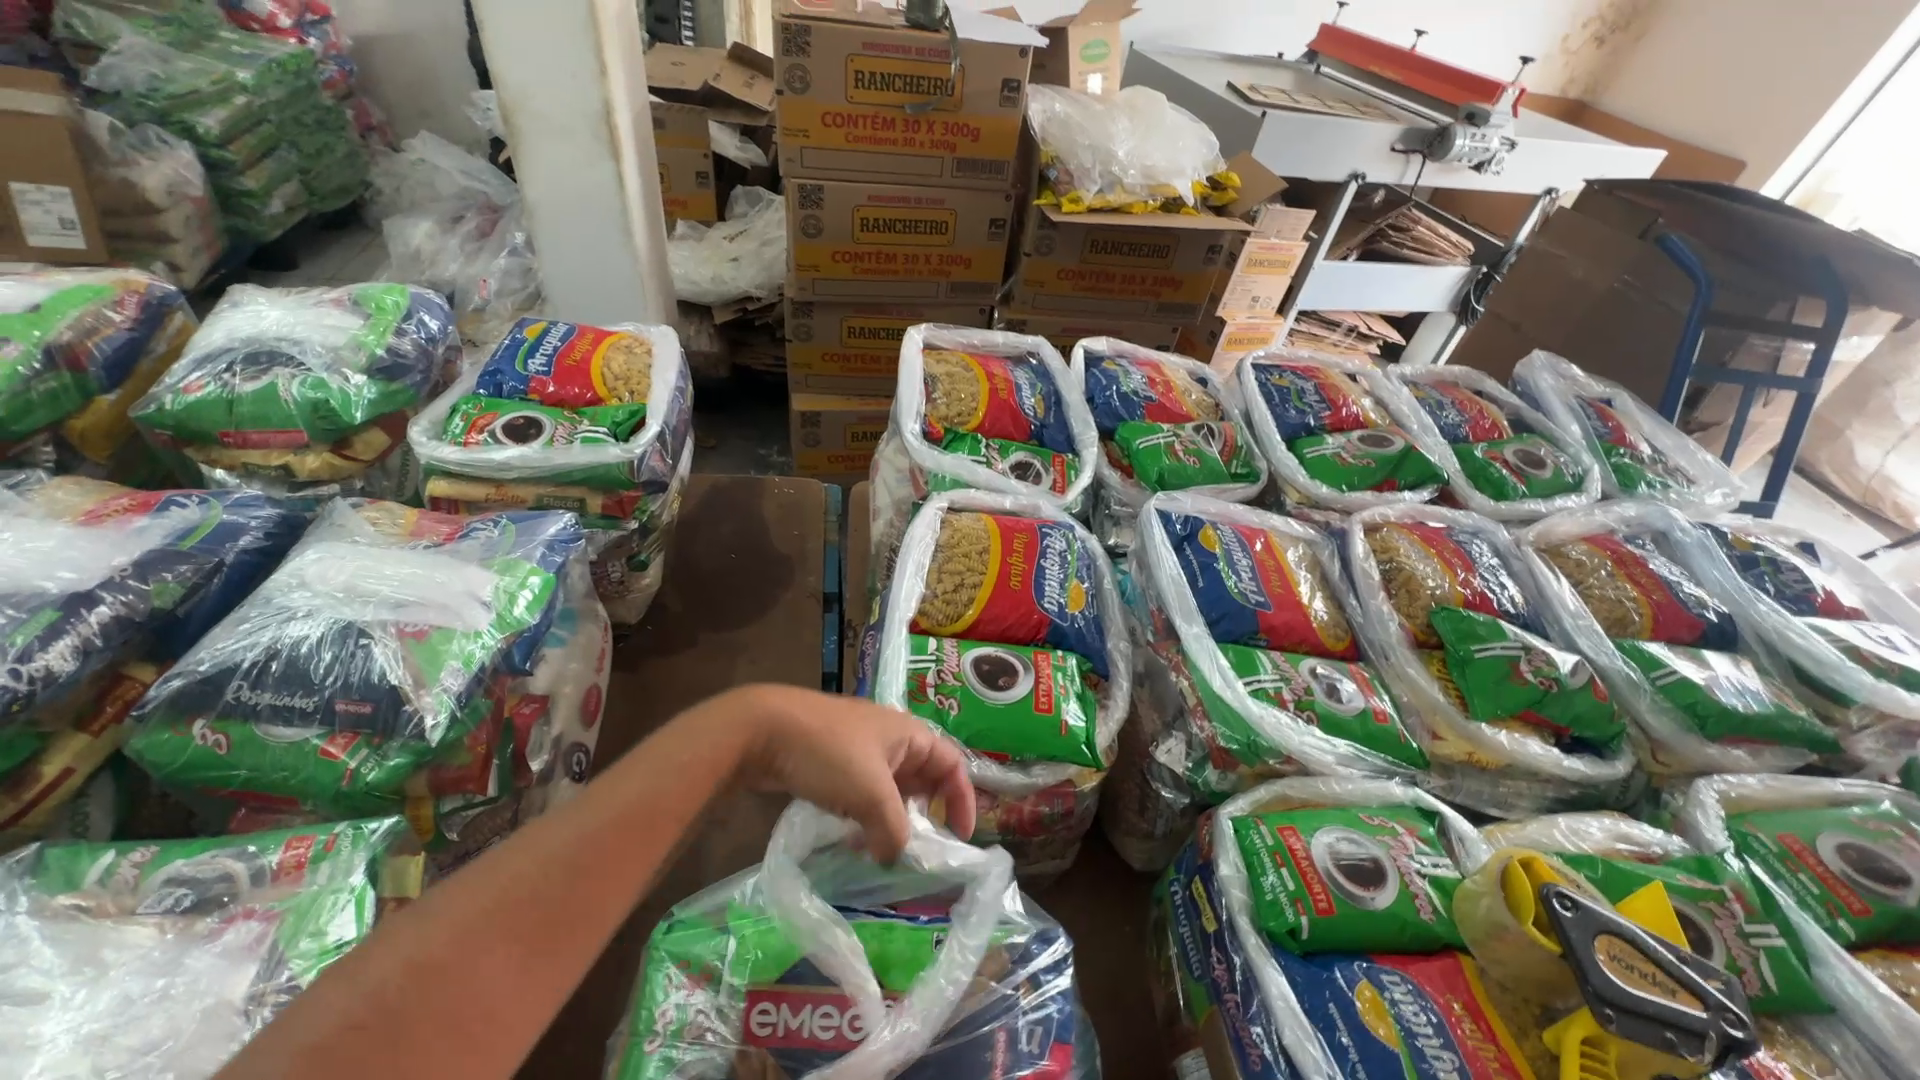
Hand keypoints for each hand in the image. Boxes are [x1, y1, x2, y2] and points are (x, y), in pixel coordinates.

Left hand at [721, 685, 976, 861]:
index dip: (963, 799)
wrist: (761, 730)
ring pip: (888, 787)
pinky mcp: (830, 760)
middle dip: (925, 813)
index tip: (959, 837)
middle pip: (922, 777)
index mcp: (909, 734)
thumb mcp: (870, 795)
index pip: (953, 765)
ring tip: (884, 849)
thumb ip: (893, 831)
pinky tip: (850, 837)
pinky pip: (860, 791)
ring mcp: (857, 747)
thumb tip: (894, 856)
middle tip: (922, 849)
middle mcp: (889, 737)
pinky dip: (862, 814)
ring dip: (890, 818)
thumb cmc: (827, 753)